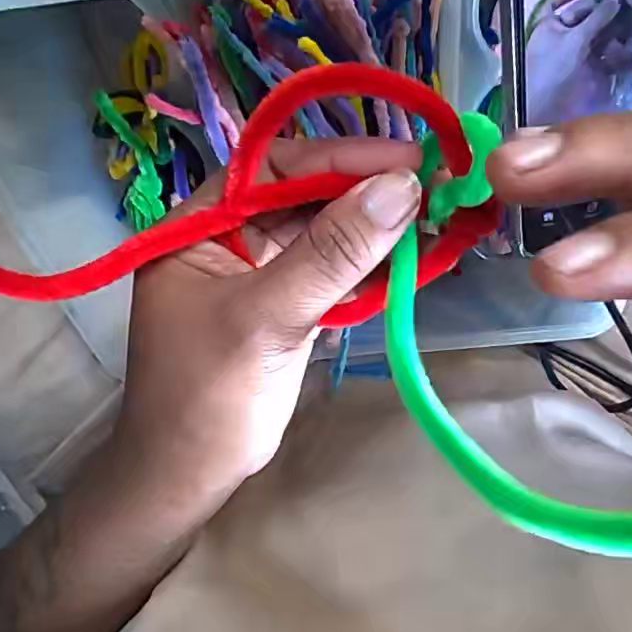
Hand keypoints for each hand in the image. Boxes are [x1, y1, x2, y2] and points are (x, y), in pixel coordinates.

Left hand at [112, 139, 422, 489]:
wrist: (191, 474)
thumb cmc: (207, 395)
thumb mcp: (267, 316)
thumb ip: (332, 253)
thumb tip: (402, 188)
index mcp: (207, 222)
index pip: (279, 166)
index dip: (345, 157)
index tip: (410, 160)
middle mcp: (237, 235)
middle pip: (311, 195)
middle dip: (371, 191)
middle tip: (439, 187)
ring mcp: (266, 270)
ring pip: (331, 231)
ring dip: (381, 227)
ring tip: (439, 219)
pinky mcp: (292, 303)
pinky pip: (338, 269)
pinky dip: (374, 265)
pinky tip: (414, 258)